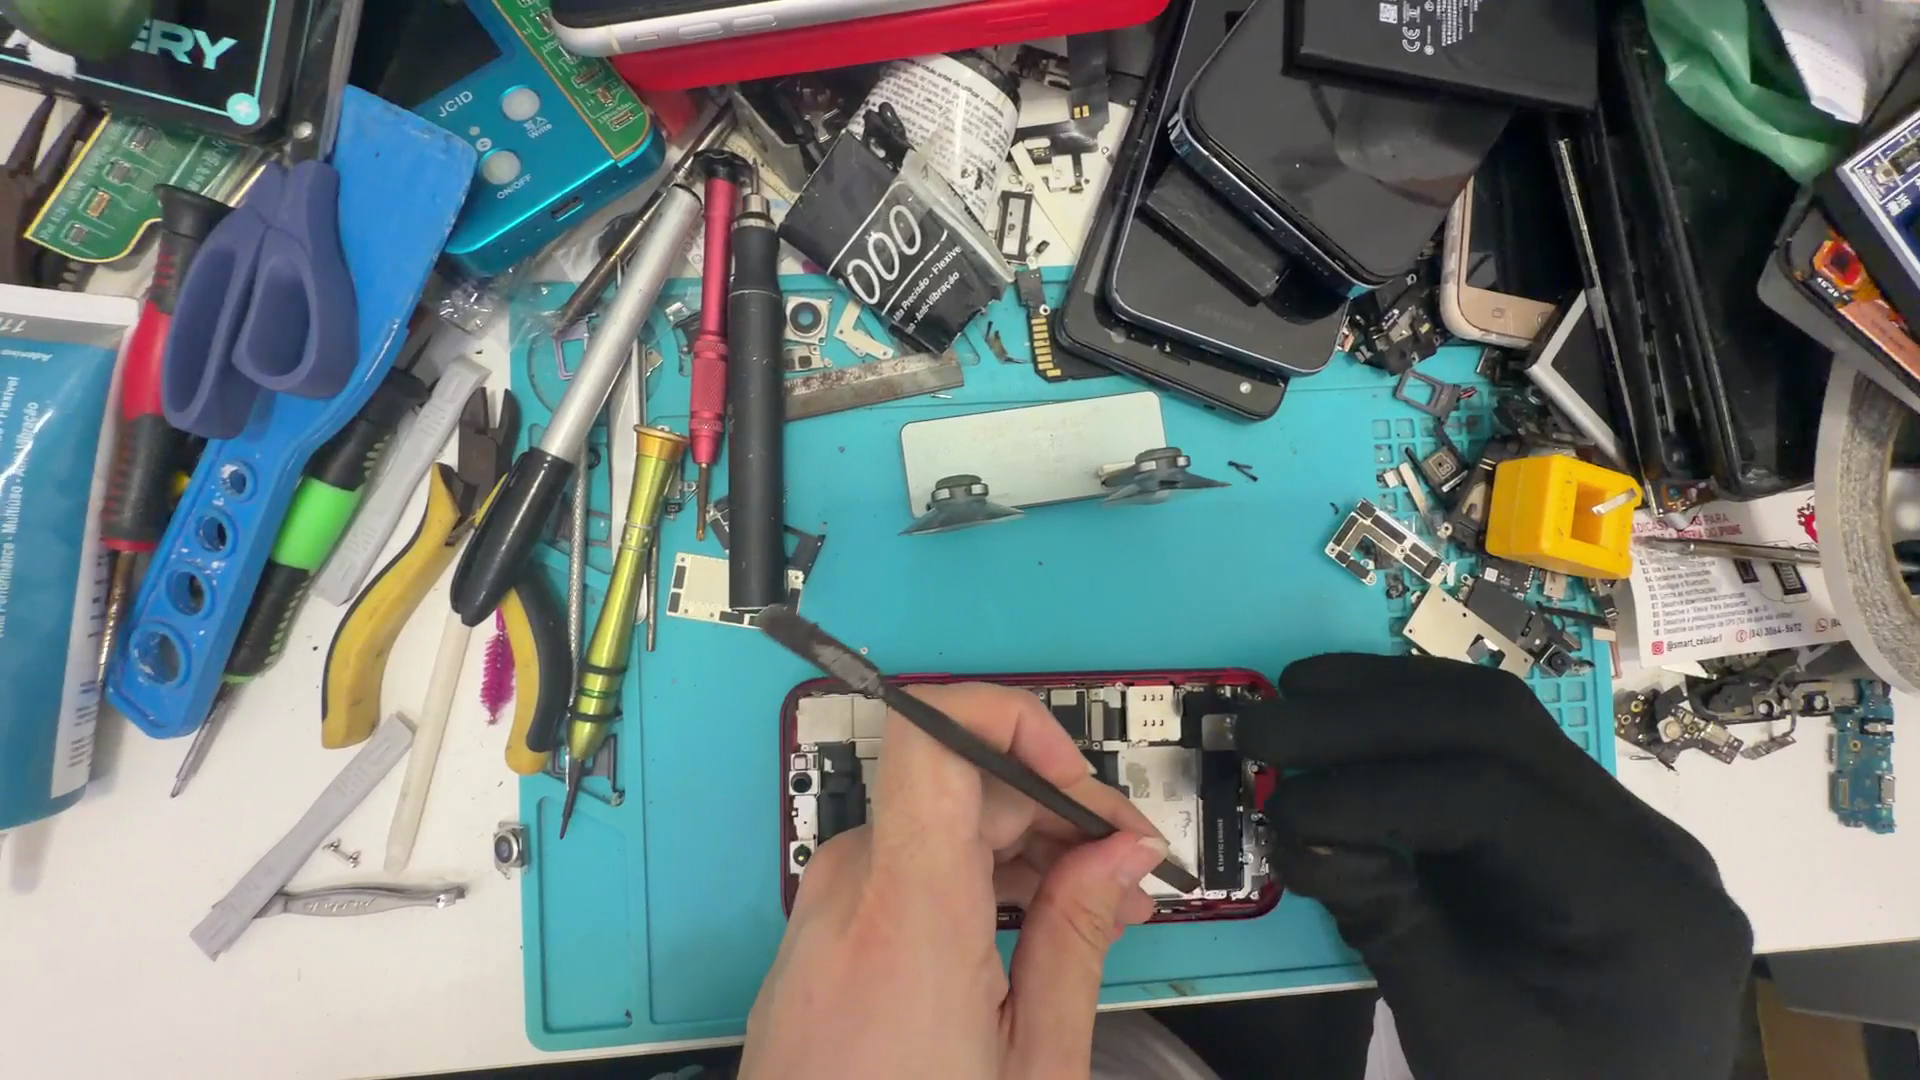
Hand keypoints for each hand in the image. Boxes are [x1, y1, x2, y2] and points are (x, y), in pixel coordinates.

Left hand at [741, 683, 1169, 1079]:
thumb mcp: (1029, 1063)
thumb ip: (1076, 936)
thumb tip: (1119, 853)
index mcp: (905, 904)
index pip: (933, 728)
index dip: (1009, 719)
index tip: (1073, 778)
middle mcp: (853, 881)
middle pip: (961, 780)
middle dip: (1053, 802)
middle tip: (1123, 861)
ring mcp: (831, 900)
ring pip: (943, 819)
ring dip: (1024, 841)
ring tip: (1095, 903)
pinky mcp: (827, 923)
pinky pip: (913, 861)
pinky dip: (978, 870)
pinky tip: (1033, 916)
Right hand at [1236, 654, 1752, 1079]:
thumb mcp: (1461, 1031)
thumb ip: (1386, 924)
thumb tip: (1293, 829)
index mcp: (1641, 906)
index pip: (1495, 800)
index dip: (1372, 792)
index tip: (1282, 811)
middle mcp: (1640, 835)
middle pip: (1492, 727)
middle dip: (1361, 719)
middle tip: (1262, 731)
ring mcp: (1603, 810)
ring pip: (1484, 708)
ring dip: (1374, 694)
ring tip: (1289, 695)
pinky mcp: (1556, 803)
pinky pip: (1477, 730)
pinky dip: (1396, 709)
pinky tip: (1339, 712)